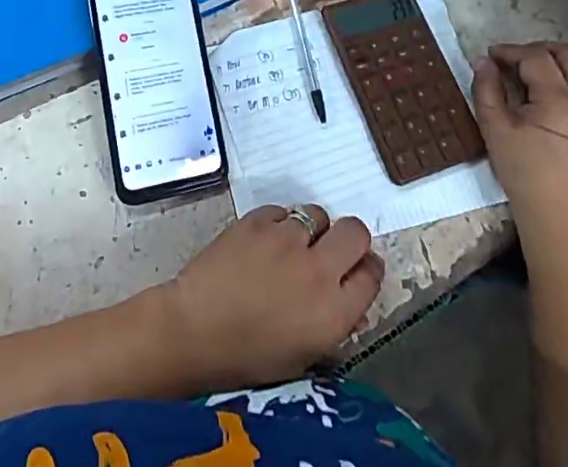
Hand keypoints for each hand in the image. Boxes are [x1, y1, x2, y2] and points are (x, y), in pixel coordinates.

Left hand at [159, 204, 382, 388]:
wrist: (195, 329)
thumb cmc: (249, 355)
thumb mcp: (304, 355)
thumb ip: (335, 325)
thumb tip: (352, 303)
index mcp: (334, 311)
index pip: (371, 274)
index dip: (365, 269)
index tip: (354, 270)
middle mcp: (317, 270)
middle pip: (355, 232)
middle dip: (348, 239)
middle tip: (330, 250)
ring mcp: (285, 240)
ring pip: (316, 214)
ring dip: (310, 229)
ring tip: (290, 245)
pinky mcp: (257, 221)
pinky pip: (281, 211)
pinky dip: (277, 224)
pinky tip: (263, 242)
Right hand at [471, 43, 567, 231]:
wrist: (560, 215)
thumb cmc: (522, 171)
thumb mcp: (495, 128)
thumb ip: (487, 89)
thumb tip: (483, 62)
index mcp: (560, 100)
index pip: (537, 58)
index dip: (511, 51)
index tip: (490, 55)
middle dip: (541, 49)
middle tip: (514, 58)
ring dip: (556, 68)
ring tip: (527, 80)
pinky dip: (566, 88)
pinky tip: (545, 106)